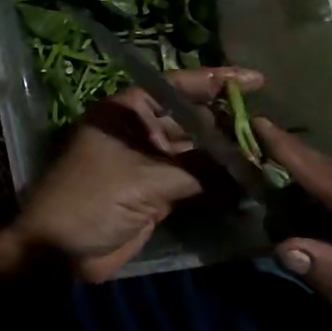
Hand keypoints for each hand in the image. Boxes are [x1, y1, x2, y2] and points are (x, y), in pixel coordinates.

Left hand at [0, 67, 262, 281]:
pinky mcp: (154, 192)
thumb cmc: (93, 198)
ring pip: (195, 151)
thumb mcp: (146, 180)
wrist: (60, 250)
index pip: (175, 86)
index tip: (256, 81)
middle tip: (271, 131)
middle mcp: (138, 130)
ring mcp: (146, 161)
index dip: (214, 81)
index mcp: (125, 111)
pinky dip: (217, 181)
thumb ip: (201, 170)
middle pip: (190, 119)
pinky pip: (192, 179)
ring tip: (270, 156)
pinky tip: (251, 182)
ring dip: (227, 156)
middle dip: (227, 124)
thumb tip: (252, 164)